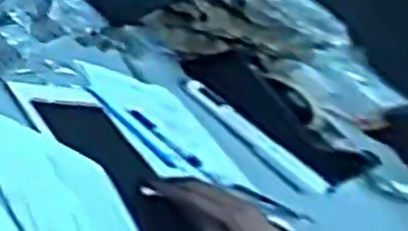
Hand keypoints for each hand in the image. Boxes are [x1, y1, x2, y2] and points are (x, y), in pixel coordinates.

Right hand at [146, 179, 282, 230]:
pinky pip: (230, 200)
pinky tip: (204, 207)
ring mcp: (257, 213)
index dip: (165, 189)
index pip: (192, 194)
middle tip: (156, 188)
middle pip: (203, 187)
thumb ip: (199, 222)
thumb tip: (173, 204)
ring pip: (217, 191)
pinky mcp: (263, 220)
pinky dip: (212, 199)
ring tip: (175, 195)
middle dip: (178, 186)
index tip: (144, 186)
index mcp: (233, 215)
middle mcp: (244, 207)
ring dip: (193, 191)